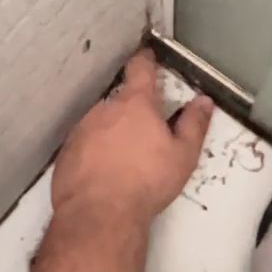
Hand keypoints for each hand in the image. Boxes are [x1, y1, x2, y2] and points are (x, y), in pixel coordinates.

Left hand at [53, 50, 213, 224]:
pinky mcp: (66, 154)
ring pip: (101, 123)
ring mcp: (81, 130)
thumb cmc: (147, 181)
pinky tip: (106, 174)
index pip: (140, 70)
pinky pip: (85, 145)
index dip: (145, 61)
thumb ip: (194, 124)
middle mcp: (104, 110)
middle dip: (133, 111)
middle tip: (146, 133)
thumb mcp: (182, 155)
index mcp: (135, 104)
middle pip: (120, 101)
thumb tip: (204, 101)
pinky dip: (96, 153)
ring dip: (113, 133)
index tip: (147, 57)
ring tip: (126, 159)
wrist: (100, 214)